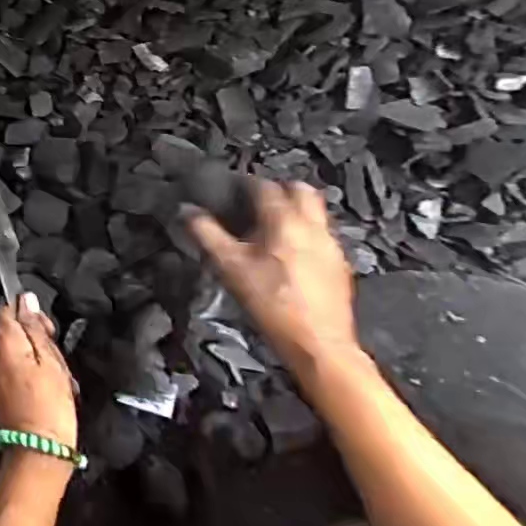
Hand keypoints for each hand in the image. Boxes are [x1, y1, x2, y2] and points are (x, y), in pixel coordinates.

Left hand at [0, 292, 77, 447]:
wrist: (38, 446)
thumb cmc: (50, 402)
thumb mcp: (50, 361)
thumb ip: (35, 327)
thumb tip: (25, 298)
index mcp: (1, 340)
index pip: (8, 309)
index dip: (29, 315)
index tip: (49, 331)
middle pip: (11, 329)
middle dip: (35, 339)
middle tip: (57, 361)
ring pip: (14, 349)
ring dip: (36, 357)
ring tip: (57, 378)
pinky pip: (11, 365)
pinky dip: (29, 371)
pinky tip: (48, 387)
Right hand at [184, 178, 359, 373]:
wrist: (317, 342)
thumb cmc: (269, 300)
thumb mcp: (227, 265)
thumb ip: (205, 232)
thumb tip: (186, 210)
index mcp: (286, 222)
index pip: (266, 187)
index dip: (245, 183)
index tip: (229, 188)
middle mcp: (315, 229)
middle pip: (302, 191)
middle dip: (279, 188)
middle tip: (254, 198)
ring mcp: (332, 247)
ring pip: (315, 213)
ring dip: (293, 209)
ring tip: (266, 223)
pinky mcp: (339, 266)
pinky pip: (321, 235)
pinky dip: (303, 231)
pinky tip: (285, 250)